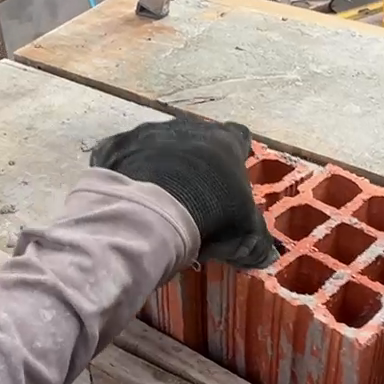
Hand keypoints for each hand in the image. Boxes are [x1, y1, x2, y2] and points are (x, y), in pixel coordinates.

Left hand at [89, 118, 278, 269]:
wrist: (150, 207)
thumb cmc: (210, 213)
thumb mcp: (245, 233)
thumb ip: (256, 241)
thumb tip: (267, 256)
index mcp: (225, 141)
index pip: (239, 136)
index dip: (236, 154)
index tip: (232, 174)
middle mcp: (188, 128)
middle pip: (196, 139)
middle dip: (194, 162)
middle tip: (191, 194)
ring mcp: (149, 132)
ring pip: (157, 144)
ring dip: (159, 165)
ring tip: (155, 198)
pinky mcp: (116, 146)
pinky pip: (121, 156)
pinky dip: (124, 172)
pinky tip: (126, 195)